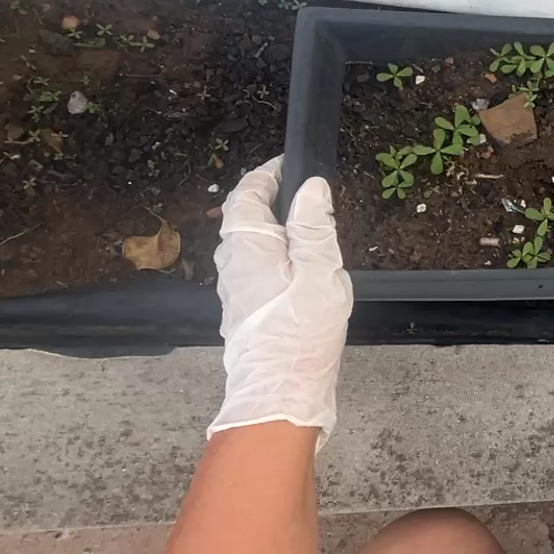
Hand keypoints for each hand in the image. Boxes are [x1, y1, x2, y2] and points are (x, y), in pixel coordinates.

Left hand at [210, 157, 352, 446]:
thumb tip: (311, 187)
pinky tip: (300, 268)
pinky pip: (257, 268)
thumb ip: (314, 227)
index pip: (247, 195)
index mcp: (249, 247)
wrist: (280, 390)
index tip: (288, 163)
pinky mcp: (246, 309)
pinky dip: (276, 254)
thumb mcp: (320, 272)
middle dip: (270, 200)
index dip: (266, 174)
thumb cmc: (301, 332)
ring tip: (308, 227)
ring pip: (251, 245)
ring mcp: (236, 289)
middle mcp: (233, 264)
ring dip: (274, 228)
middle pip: (245, 219)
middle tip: (305, 193)